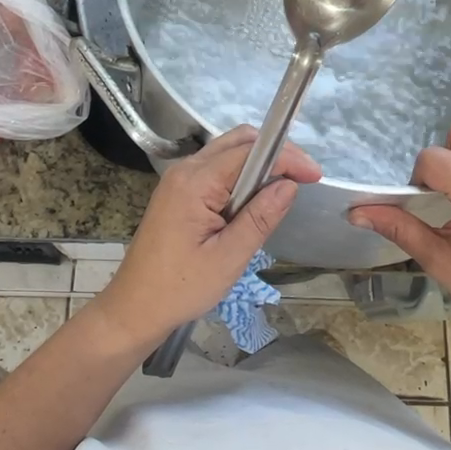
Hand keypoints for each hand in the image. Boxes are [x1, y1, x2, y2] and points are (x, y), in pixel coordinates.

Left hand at [90, 125, 322, 348]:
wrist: (135, 307)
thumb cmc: (180, 287)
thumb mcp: (229, 257)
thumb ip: (260, 217)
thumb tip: (289, 186)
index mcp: (195, 182)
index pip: (249, 151)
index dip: (286, 156)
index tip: (315, 175)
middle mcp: (185, 170)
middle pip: (237, 142)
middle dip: (275, 154)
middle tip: (304, 179)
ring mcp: (179, 180)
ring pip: (227, 154)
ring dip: (258, 165)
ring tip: (285, 191)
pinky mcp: (178, 193)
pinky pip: (216, 171)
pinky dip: (241, 178)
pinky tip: (255, 201)